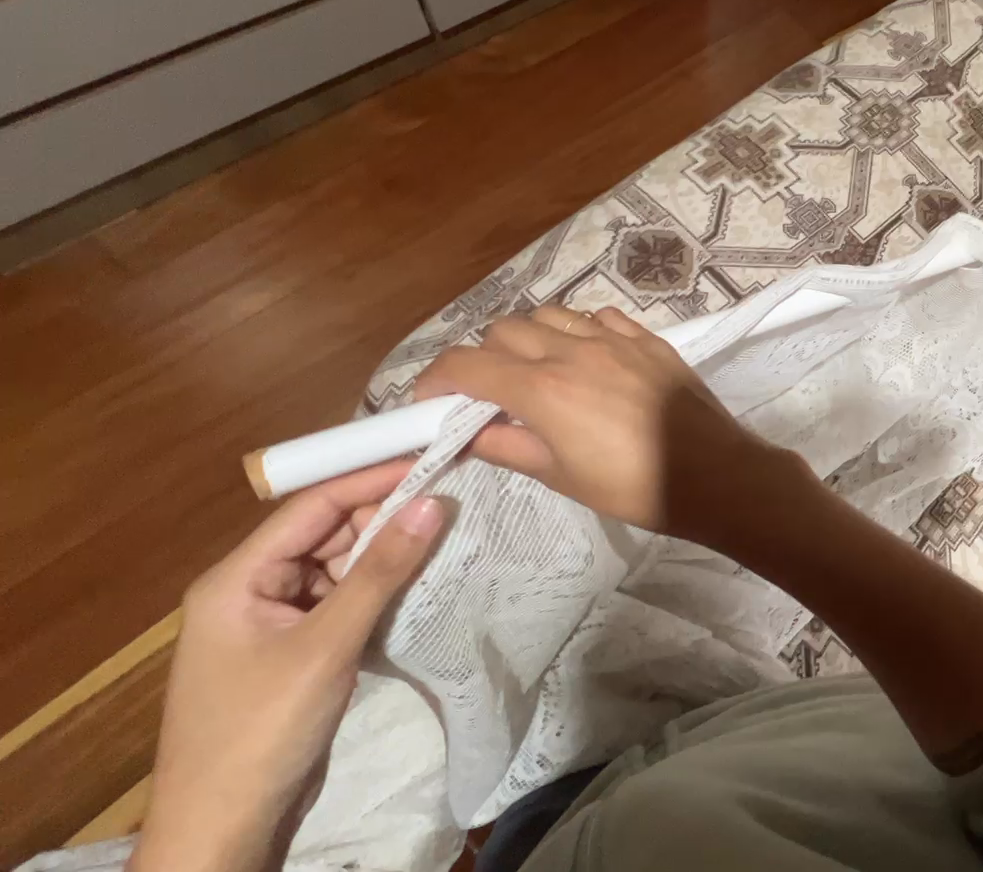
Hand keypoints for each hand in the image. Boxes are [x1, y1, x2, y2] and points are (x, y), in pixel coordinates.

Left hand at [131, 462, 444, 871]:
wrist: (227, 824)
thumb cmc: (263, 727)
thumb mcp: (327, 644)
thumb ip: (381, 571)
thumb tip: (433, 502)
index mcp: (238, 579)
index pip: (313, 507)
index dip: (372, 479)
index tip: (433, 459)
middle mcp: (254, 589)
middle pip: (329, 532)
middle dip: (387, 516)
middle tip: (454, 501)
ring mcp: (277, 619)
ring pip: (343, 564)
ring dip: (390, 552)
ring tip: (450, 534)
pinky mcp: (301, 646)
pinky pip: (347, 597)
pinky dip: (384, 586)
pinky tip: (425, 578)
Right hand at [411, 306, 794, 544]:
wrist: (714, 474)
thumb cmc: (634, 487)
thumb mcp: (561, 477)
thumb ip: (508, 447)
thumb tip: (469, 433)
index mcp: (543, 389)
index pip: (466, 364)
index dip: (435, 381)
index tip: (432, 403)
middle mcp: (575, 351)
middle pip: (504, 330)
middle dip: (484, 357)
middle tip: (491, 393)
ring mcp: (617, 340)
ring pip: (552, 314)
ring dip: (531, 336)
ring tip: (538, 370)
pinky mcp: (651, 341)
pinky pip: (602, 316)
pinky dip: (581, 328)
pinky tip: (588, 356)